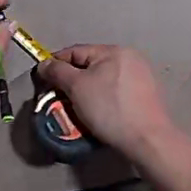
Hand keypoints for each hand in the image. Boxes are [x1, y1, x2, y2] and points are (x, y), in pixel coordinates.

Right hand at [38, 45, 177, 157]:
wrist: (148, 140)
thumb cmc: (109, 109)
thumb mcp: (76, 87)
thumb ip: (57, 71)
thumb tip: (44, 64)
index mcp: (113, 51)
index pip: (74, 52)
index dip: (54, 65)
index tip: (42, 82)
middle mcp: (130, 58)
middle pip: (89, 66)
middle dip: (71, 81)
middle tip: (59, 98)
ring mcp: (141, 77)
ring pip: (102, 80)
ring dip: (86, 92)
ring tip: (76, 108)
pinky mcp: (145, 96)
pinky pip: (115, 92)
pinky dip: (102, 100)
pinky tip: (98, 114)